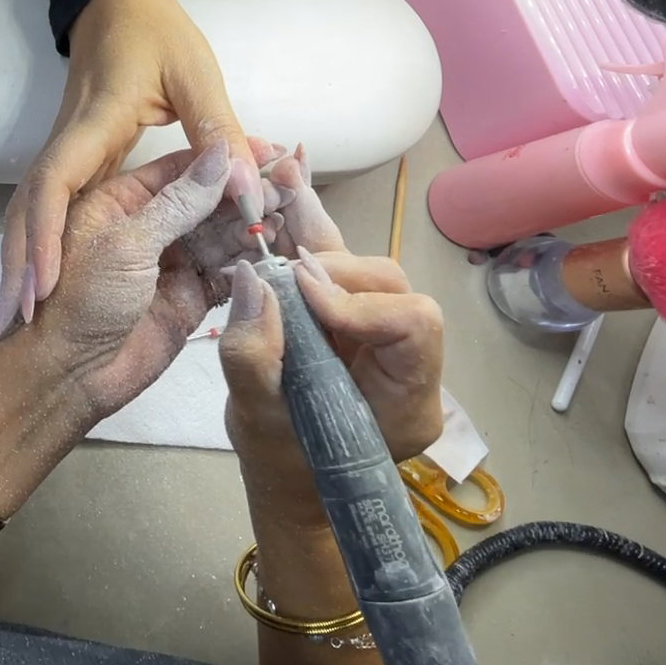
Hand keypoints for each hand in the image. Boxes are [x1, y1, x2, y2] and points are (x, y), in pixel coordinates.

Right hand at [0, 0, 270, 332]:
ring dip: (19, 261)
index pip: (56, 183)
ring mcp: (63, 153)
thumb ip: (216, 129)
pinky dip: (36, 243)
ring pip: (29, 209)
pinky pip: (46, 205)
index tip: (42, 287)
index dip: (44, 236)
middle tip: (12, 322)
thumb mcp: (192, 73)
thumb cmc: (153, 31)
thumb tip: (246, 188)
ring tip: (14, 314)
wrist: (112, 1)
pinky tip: (38, 278)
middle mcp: (67, 145)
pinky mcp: (70, 158)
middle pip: (28, 208)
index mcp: (93, 125)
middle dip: (17, 266)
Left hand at [14, 141, 265, 422]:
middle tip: (292, 183)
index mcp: (120, 202)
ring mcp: (169, 263)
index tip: (270, 149)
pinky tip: (280, 248)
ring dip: (252, 225)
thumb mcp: (128, 243)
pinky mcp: (188, 298)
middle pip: (205, 201)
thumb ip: (178, 202)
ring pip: (219, 235)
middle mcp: (147, 227)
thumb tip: (221, 153)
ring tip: (293, 211)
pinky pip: (226, 272)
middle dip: (245, 193)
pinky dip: (251, 262)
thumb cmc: (82, 299)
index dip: (223, 160)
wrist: (69, 374)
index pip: (180, 169)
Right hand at [217, 150, 444, 521]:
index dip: (356, 301)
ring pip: (367, 271)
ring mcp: (381, 335)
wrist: (286, 473)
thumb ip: (252, 354)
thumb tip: (251, 275)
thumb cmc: (279, 459)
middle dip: (332, 272)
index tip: (298, 293)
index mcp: (406, 399)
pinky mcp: (351, 317)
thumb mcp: (254, 416)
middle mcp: (408, 360)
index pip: (414, 325)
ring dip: (318, 249)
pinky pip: (338, 268)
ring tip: (276, 224)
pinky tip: (287, 191)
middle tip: (276, 269)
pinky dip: (310, 234)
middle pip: (392, 288)